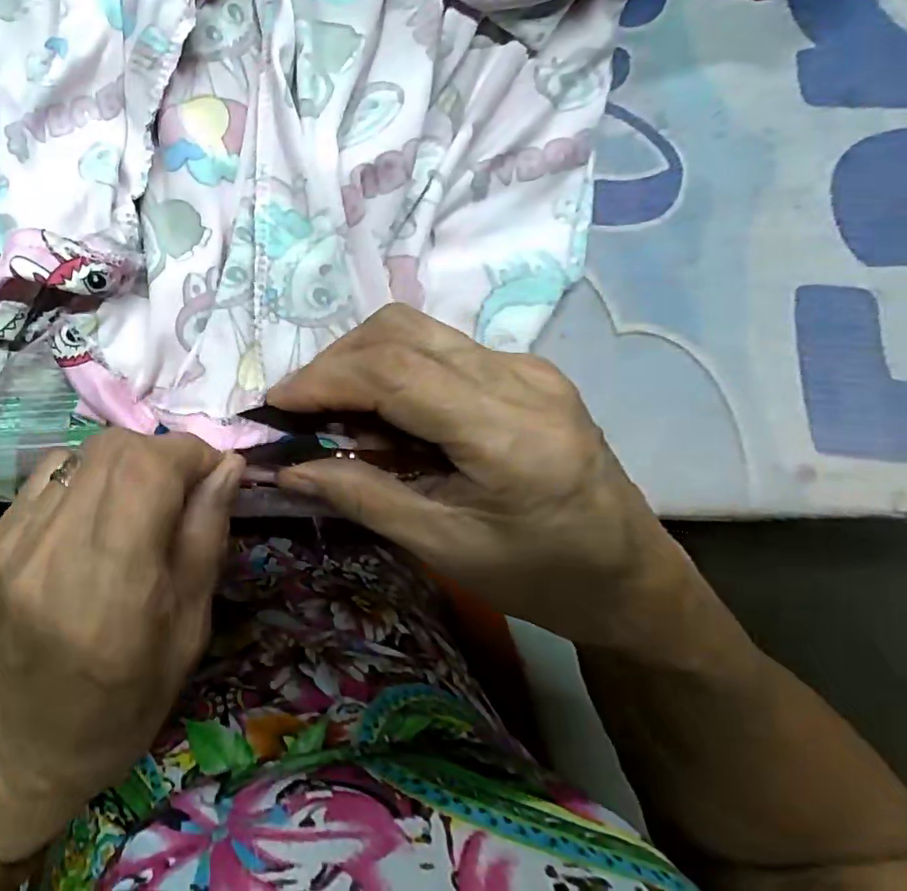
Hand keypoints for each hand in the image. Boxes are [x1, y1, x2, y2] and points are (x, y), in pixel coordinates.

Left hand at [0, 429, 243, 861]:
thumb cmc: (126, 700)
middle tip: (182, 488)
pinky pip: (51, 473)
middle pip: (114, 448)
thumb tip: (226, 466)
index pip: (149, 468)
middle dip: (160, 453)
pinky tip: (96, 515)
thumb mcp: (188, 630)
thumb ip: (205, 537)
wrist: (33, 735)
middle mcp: (56, 548)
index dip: (190, 453)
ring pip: (82, 452)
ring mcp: (18, 537)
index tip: (214, 471)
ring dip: (124, 462)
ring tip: (139, 503)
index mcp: (113, 583)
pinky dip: (86, 477)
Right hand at [268, 304, 692, 654]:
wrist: (631, 578)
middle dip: (332, 363)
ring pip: (413, 329)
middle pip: (398, 332)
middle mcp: (521, 382)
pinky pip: (434, 346)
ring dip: (356, 359)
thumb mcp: (441, 547)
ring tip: (332, 409)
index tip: (275, 405)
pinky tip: (379, 411)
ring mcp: (526, 368)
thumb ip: (360, 496)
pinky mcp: (523, 369)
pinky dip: (387, 367)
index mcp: (509, 435)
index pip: (394, 372)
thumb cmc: (539, 576)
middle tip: (298, 409)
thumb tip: (287, 467)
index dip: (323, 379)